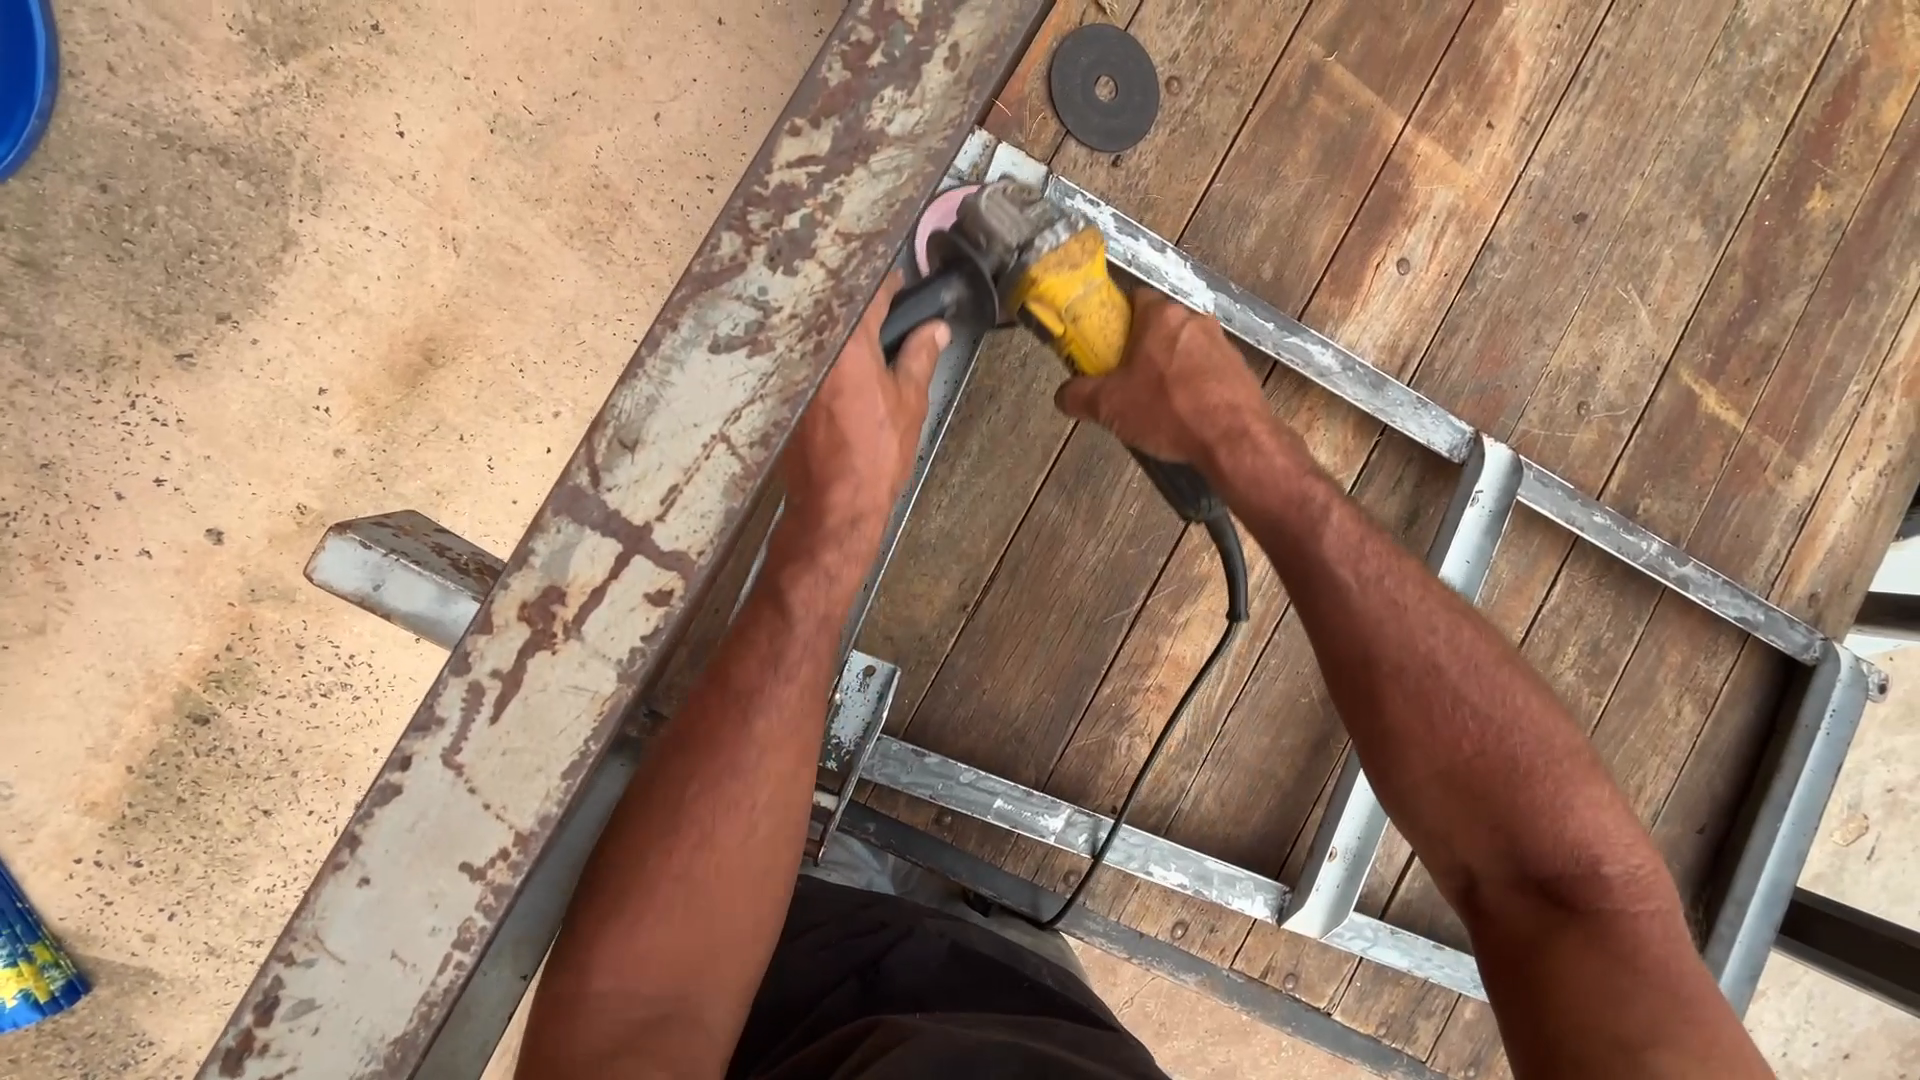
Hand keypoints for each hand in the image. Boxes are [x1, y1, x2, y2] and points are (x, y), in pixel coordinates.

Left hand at [781, 271, 948, 541]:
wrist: (835, 503)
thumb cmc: (874, 455)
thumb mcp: (909, 400)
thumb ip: (920, 357)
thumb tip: (935, 331)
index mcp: (849, 341)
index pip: (871, 292)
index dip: (890, 287)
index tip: (902, 289)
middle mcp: (814, 347)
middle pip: (839, 309)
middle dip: (864, 310)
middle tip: (887, 320)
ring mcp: (794, 369)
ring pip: (820, 334)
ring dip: (842, 334)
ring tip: (868, 347)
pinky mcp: (784, 392)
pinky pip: (807, 359)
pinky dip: (825, 359)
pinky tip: (842, 376)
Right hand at [1054, 288, 1308, 484]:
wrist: (1234, 440)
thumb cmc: (1168, 411)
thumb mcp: (1108, 406)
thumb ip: (1077, 396)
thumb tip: (1063, 395)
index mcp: (1161, 315)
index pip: (1134, 299)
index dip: (1116, 320)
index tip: (1105, 346)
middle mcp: (1195, 320)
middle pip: (1160, 327)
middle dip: (1142, 351)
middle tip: (1125, 382)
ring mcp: (1223, 344)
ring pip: (1185, 350)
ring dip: (1169, 370)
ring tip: (1155, 406)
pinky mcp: (1241, 371)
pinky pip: (1207, 373)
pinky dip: (1194, 388)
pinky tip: (1184, 416)